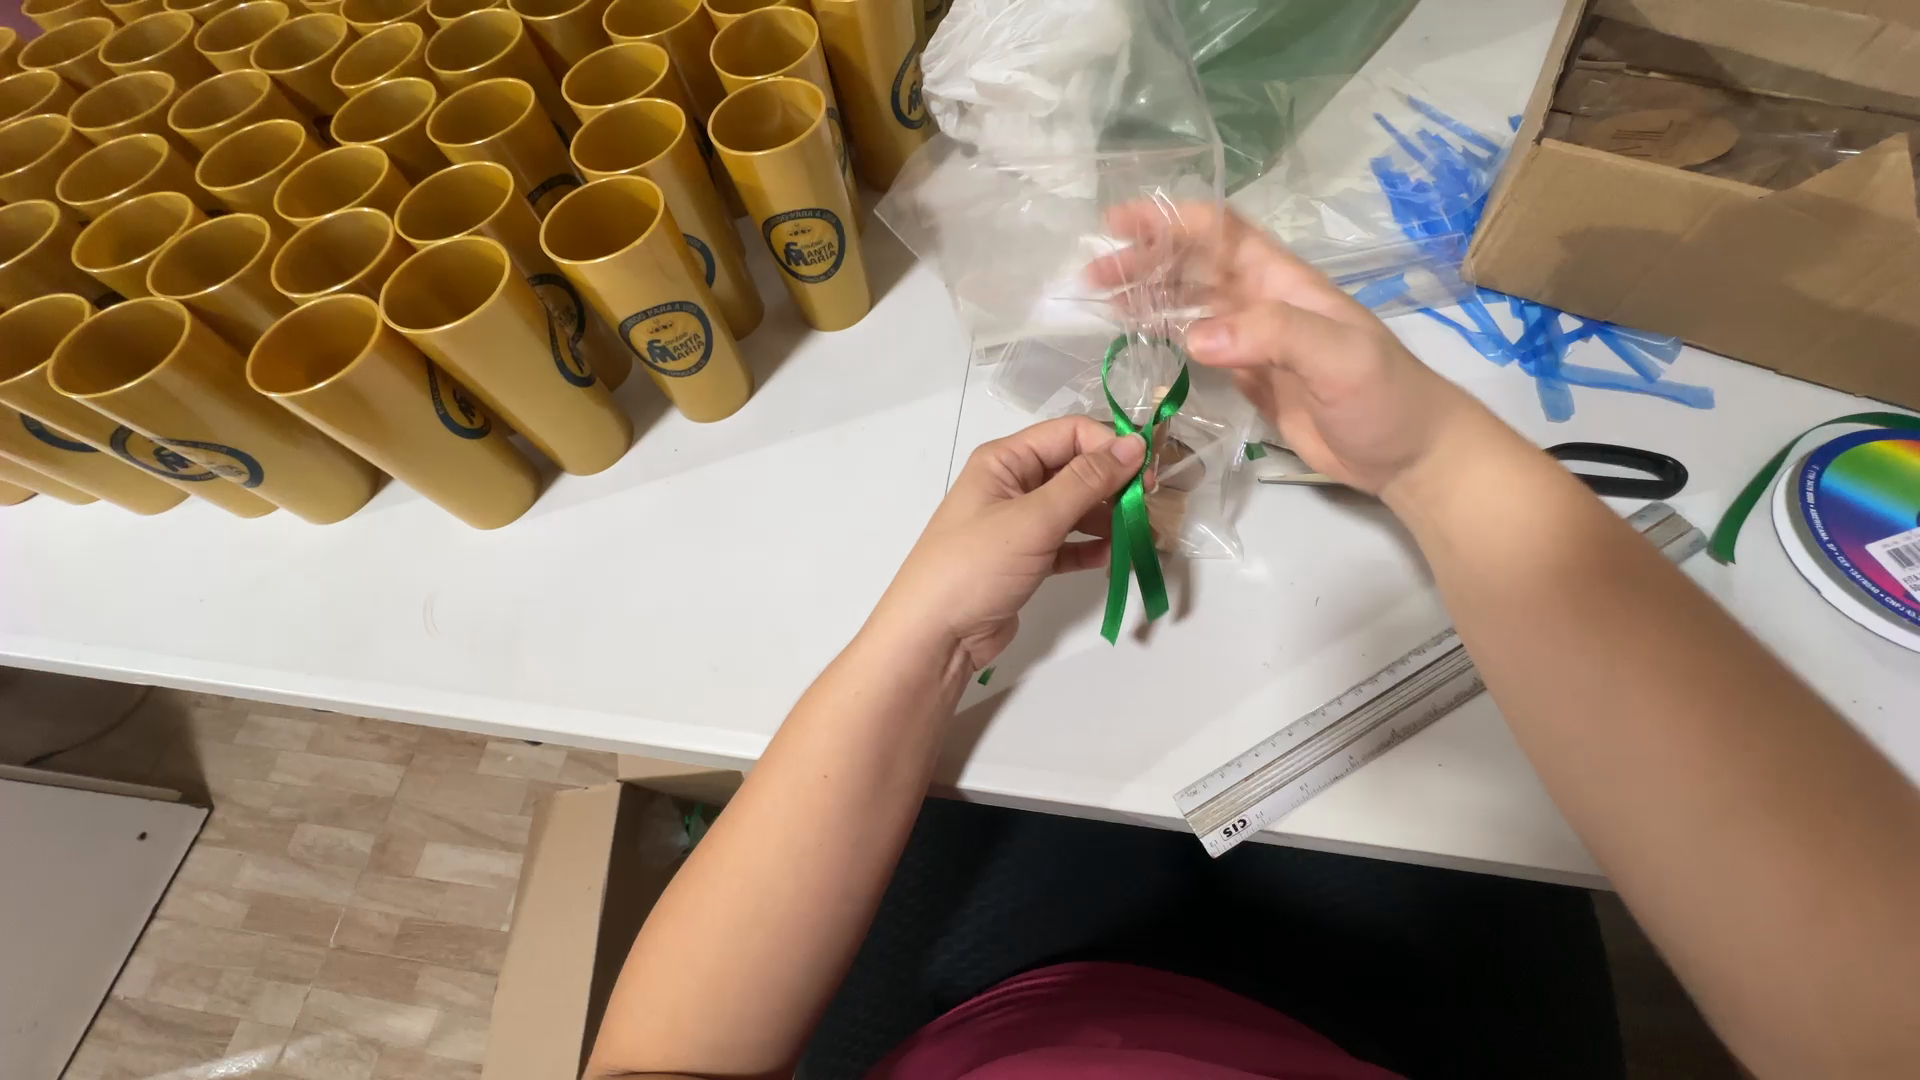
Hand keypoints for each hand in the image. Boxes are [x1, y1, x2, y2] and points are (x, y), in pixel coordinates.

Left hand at [873, 417, 1145, 671]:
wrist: (935, 636)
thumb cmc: (977, 566)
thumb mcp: (1033, 518)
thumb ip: (1086, 482)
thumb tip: (1134, 445)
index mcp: (1005, 460)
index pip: (1070, 434)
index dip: (1110, 447)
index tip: (1146, 474)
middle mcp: (1012, 485)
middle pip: (1075, 470)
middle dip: (1113, 484)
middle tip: (1147, 507)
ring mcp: (1018, 524)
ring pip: (1075, 509)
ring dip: (1108, 519)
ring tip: (1140, 536)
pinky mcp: (1025, 560)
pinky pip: (1067, 544)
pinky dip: (1090, 548)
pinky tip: (1112, 557)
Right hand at [1091, 201, 1486, 497]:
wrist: (1406, 453)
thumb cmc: (1385, 397)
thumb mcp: (1339, 356)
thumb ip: (1271, 336)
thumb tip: (1195, 336)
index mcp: (1284, 283)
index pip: (1221, 235)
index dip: (1171, 221)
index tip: (1121, 221)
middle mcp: (1262, 302)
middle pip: (1194, 268)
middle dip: (1145, 261)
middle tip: (1095, 274)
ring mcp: (1252, 341)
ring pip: (1190, 305)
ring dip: (1148, 297)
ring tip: (1103, 302)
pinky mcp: (1246, 376)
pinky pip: (1197, 346)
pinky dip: (1165, 337)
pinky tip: (1139, 339)